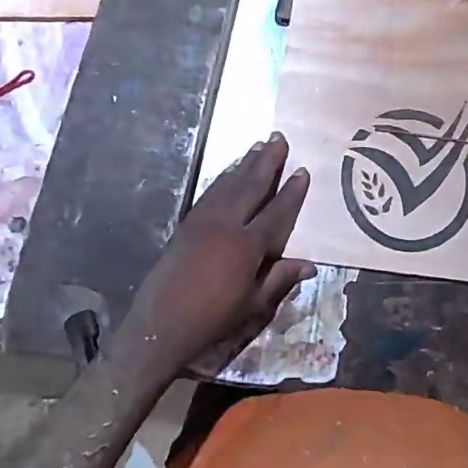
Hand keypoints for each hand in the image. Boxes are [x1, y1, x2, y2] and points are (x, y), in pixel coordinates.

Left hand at [112, 133, 315, 390]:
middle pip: (251, 186)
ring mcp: (202, 223)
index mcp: (247, 246)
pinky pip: (209, 194)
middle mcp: (225, 226)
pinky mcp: (185, 226)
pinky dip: (222, 179)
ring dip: (244, 164)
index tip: (302, 170)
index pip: (276, 211)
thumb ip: (279, 279)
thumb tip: (308, 264)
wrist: (158, 329)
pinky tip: (229, 173)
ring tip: (257, 146)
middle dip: (267, 161)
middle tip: (278, 138)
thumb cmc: (212, 320)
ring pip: (228, 185)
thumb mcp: (253, 304)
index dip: (291, 191)